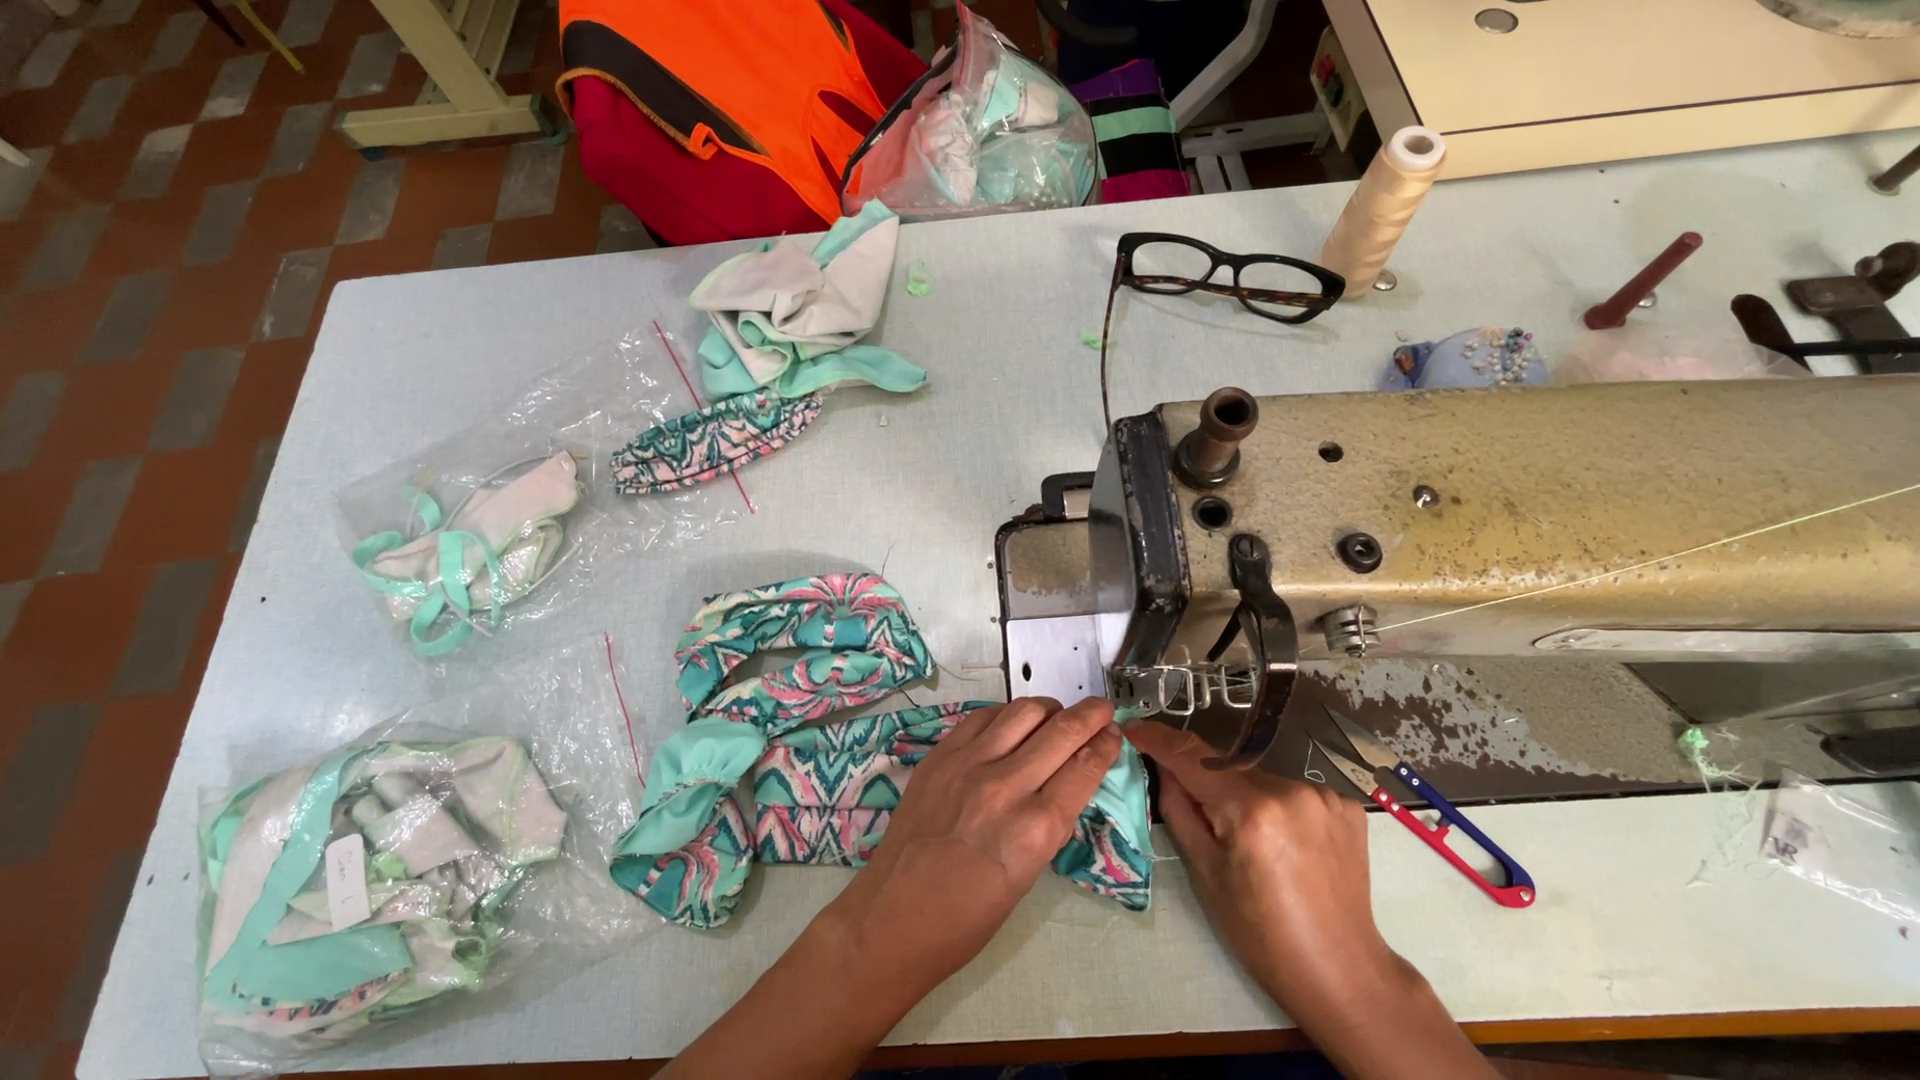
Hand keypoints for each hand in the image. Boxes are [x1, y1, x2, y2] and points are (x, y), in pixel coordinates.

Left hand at [828, 697, 1122, 992]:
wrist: (895, 917)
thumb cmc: (968, 918)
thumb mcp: (1028, 875)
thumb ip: (1048, 822)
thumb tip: (1065, 782)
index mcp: (1036, 829)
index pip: (1085, 767)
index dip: (1107, 746)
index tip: (1114, 736)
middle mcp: (1005, 787)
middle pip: (1062, 731)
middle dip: (1091, 715)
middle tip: (1102, 710)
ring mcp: (967, 766)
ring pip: (1023, 711)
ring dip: (1050, 709)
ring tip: (1056, 717)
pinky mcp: (939, 757)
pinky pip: (982, 718)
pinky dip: (1006, 715)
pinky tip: (1012, 725)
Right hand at [1124, 720, 1390, 1003]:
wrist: (1337, 968)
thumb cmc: (1259, 932)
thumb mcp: (1204, 872)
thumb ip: (1179, 809)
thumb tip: (1161, 767)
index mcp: (1250, 810)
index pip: (1192, 757)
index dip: (1158, 739)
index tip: (1132, 727)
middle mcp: (1290, 790)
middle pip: (1229, 769)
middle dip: (1206, 782)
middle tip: (1198, 816)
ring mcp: (1324, 795)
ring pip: (1262, 779)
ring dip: (1245, 796)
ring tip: (1249, 842)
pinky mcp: (1346, 806)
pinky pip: (1293, 792)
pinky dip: (1278, 807)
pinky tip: (1284, 843)